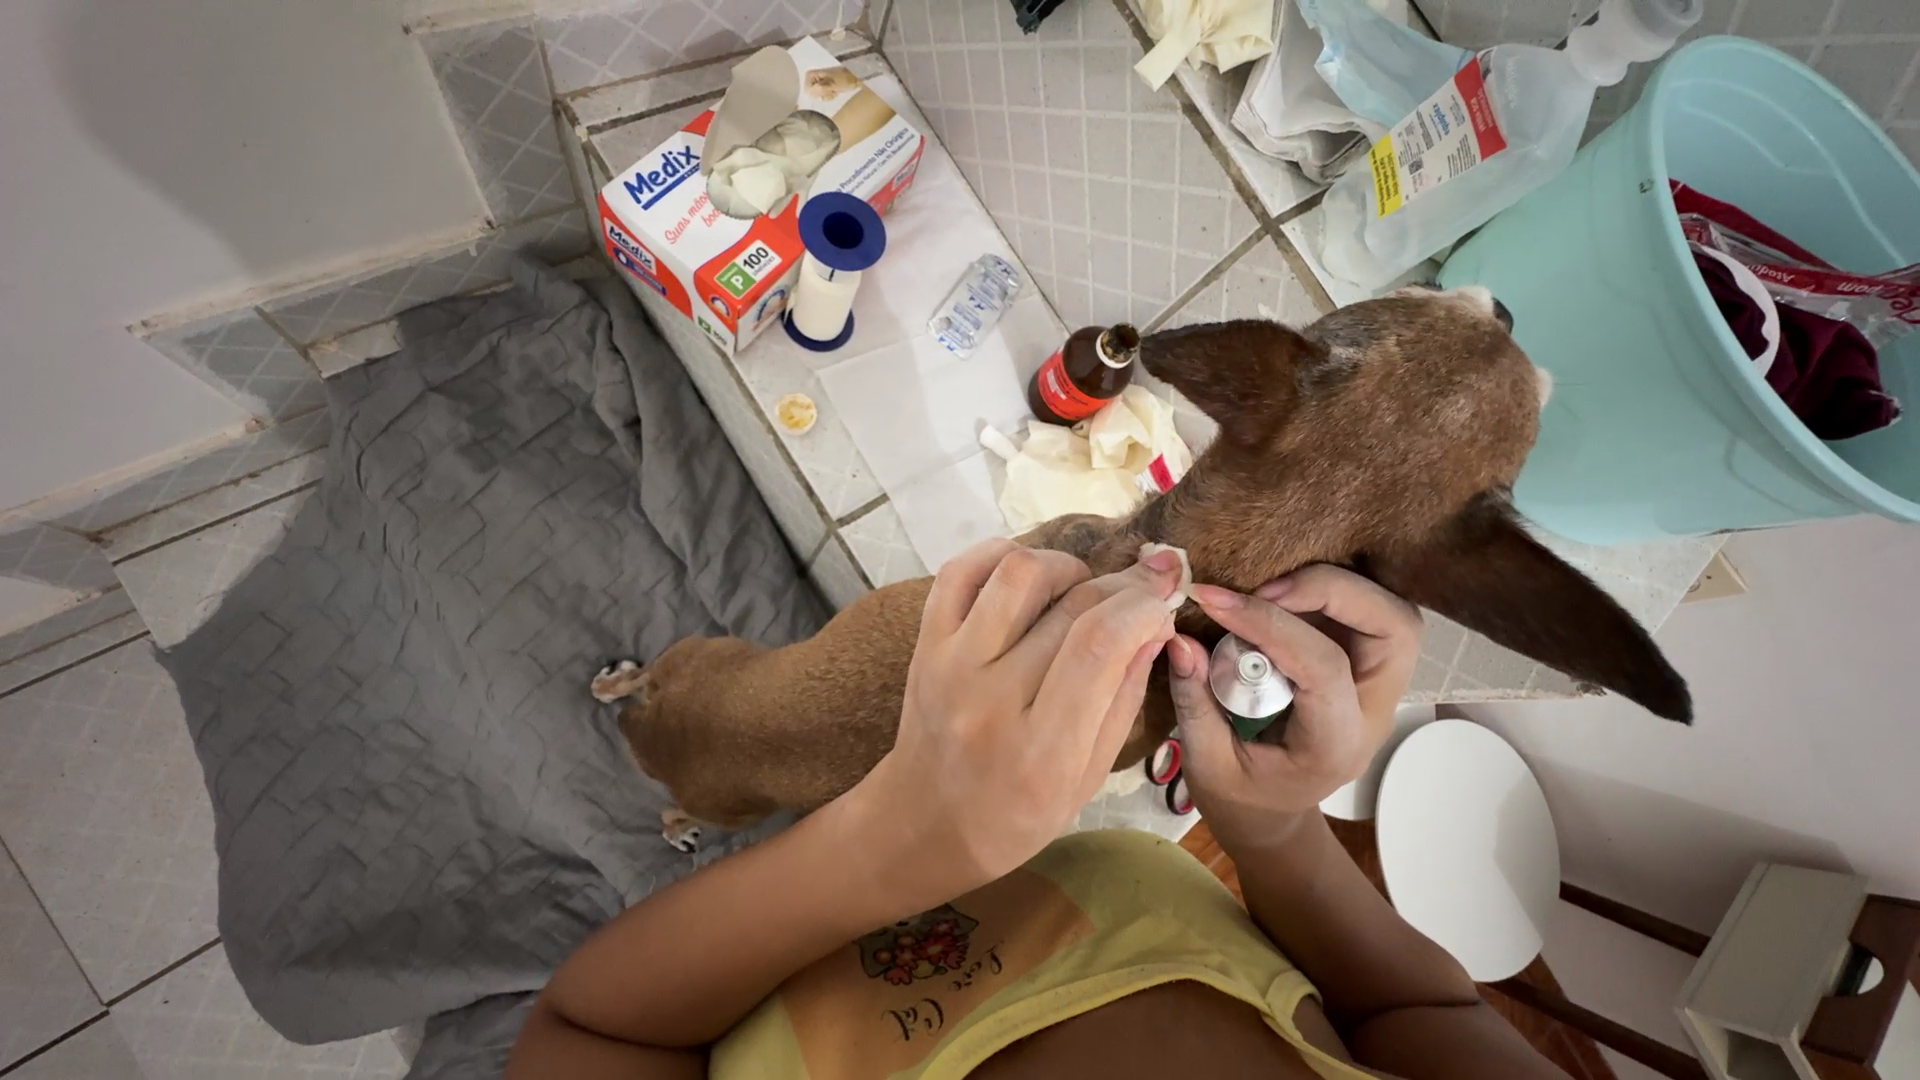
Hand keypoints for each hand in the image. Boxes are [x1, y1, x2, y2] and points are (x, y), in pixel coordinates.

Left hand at [851, 539, 1181, 908]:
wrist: (926, 819)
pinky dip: (1001, 553)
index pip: (1100, 643)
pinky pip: (960, 570)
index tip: (1164, 600)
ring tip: (1080, 588)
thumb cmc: (1018, 813)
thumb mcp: (1089, 778)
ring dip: (1065, 565)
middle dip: (1123, 585)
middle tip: (1144, 585)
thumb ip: (1126, 697)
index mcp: (1042, 748)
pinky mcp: (924, 642)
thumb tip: (1156, 621)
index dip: (1142, 606)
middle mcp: (991, 697)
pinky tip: (1030, 575)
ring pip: (1016, 573)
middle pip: (1070, 606)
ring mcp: (949, 663)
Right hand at [1171, 566, 1422, 850]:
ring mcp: (1378, 688)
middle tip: (1263, 588)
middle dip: (1331, 590)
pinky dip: (1330, 592)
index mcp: (1335, 743)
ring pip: (1392, 615)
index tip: (1212, 601)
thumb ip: (1195, 701)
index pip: (1323, 667)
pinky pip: (1368, 615)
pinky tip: (1280, 594)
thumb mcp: (1206, 762)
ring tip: (1270, 589)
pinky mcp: (1365, 669)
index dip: (1268, 624)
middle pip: (1394, 629)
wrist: (1271, 813)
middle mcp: (1373, 711)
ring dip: (1335, 587)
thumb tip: (1180, 639)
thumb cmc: (1239, 795)